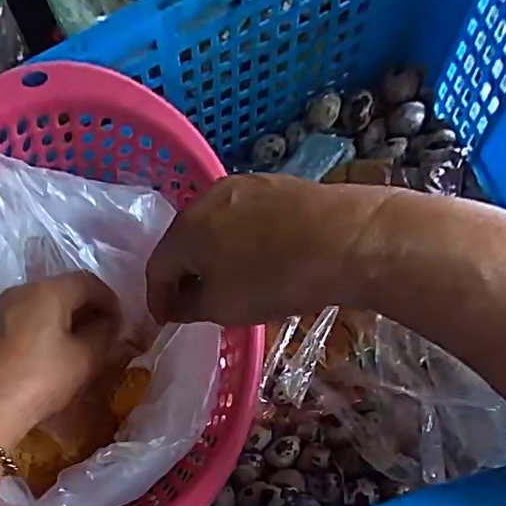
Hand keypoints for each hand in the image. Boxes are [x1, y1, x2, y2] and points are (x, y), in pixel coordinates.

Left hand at [0, 272, 123, 448]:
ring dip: (66, 321)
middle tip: (104, 337)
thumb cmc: (41, 379)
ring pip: (43, 306)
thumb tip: (110, 325)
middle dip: (88, 310)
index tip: (121, 326)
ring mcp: (0, 310)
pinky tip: (52, 355)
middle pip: (63, 291)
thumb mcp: (84, 359)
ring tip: (80, 349)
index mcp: (47, 290)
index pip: (88, 282)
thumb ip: (104, 335)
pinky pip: (26, 321)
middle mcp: (20, 290)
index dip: (111, 301)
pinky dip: (45, 331)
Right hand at [145, 173, 413, 325]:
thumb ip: (187, 308)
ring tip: (220, 283)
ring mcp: (242, 186)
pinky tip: (250, 260)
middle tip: (188, 303)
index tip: (164, 321)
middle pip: (182, 242)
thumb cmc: (273, 278)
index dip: (157, 298)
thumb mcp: (221, 307)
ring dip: (208, 257)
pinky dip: (234, 242)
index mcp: (185, 228)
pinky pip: (239, 218)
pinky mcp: (274, 184)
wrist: (348, 239)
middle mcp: (206, 198)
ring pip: (211, 227)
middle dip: (181, 274)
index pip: (156, 267)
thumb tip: (175, 305)